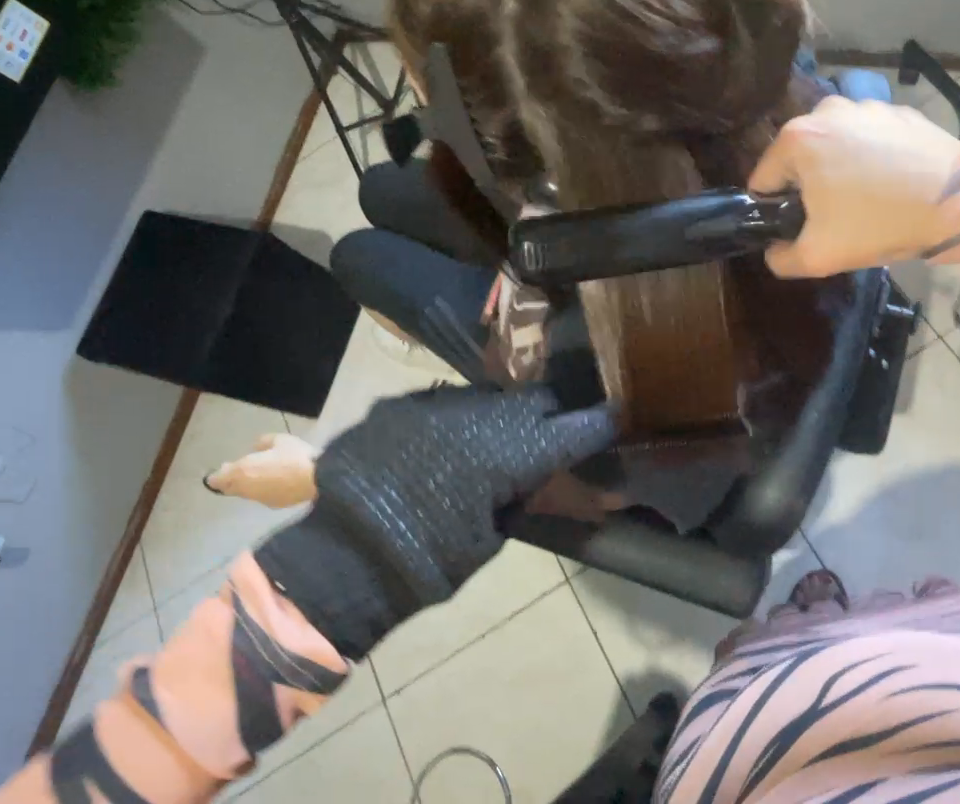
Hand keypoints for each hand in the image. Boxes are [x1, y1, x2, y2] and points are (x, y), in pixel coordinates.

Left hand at [204, 432, 325, 509]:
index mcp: (243, 471)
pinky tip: (272, 483)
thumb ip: (264, 443)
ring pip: (246, 494)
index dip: (216, 476)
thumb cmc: (295, 456)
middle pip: (230, 489)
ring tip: (255, 476)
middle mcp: (246, 489)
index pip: (219, 479)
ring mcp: (260, 499)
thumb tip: (257, 447)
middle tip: (233, 473)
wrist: (316, 479)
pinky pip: (261, 497)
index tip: (219, 470)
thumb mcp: (279, 440)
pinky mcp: (274, 505)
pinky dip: (261, 490)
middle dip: (229, 482)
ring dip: (246, 486)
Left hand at [254, 385, 614, 657]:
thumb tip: (529, 476)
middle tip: (547, 433)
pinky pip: (443, 402)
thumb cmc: (428, 563)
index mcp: (513, 454)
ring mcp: (439, 403)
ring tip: (489, 440)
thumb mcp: (491, 538)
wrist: (344, 556)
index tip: (615, 415)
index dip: (599, 423)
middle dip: (548, 414)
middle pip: (534, 399)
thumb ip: (517, 497)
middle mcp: (482, 416)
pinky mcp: (402, 403)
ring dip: (498, 415)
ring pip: (487, 395)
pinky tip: (441, 445)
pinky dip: (455, 421)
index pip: (573, 428)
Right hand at [749, 96, 959, 277]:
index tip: (802, 228)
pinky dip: (875, 159)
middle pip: (799, 160)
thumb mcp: (818, 256)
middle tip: (837, 217)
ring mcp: (867, 107)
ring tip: (869, 200)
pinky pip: (871, 140)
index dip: (775, 210)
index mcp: (797, 138)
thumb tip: (774, 251)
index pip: (763, 180)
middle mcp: (826, 111)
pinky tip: (894, 184)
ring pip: (836, 147)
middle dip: (810, 187)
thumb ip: (780, 258)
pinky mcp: (901, 113)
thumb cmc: (880, 224)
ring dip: (841, 170)